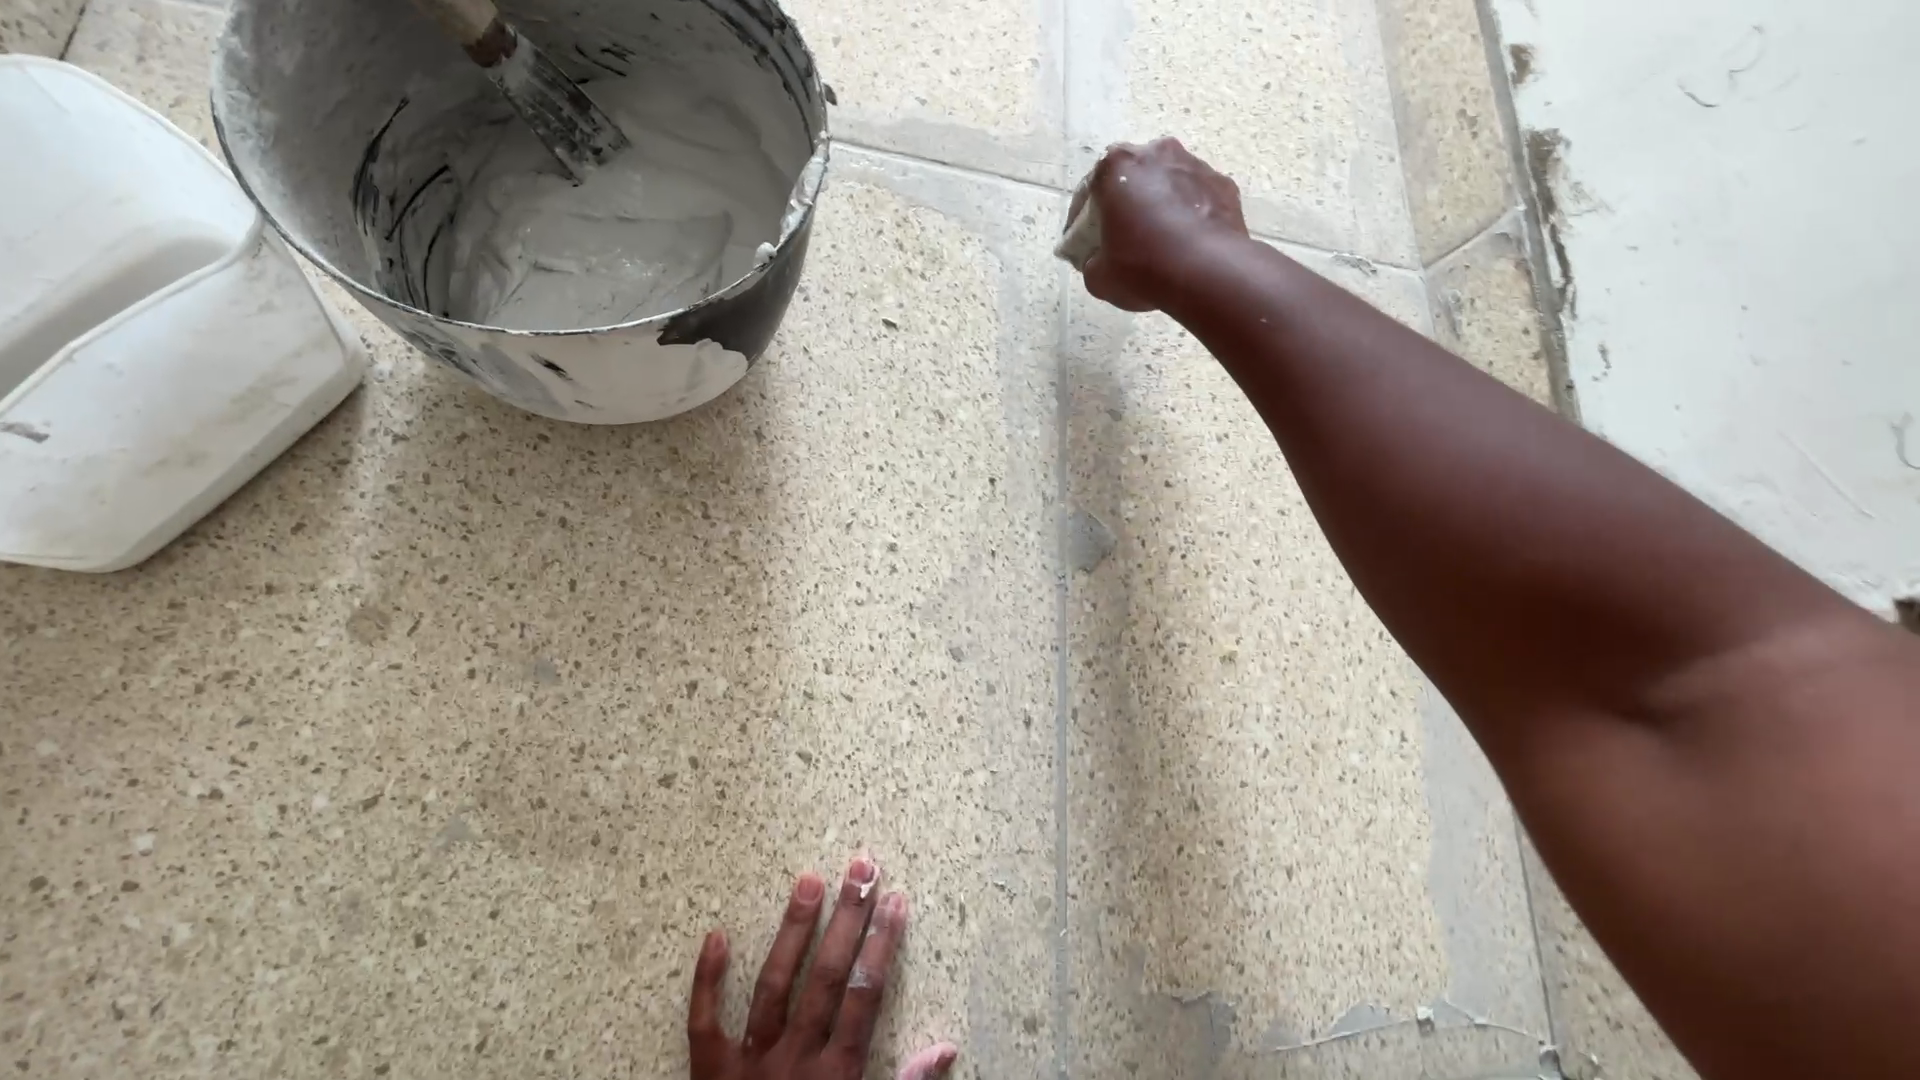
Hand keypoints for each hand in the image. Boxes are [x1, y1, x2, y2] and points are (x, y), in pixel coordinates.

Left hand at [687, 855, 958, 1079]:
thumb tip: (947, 1048)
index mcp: (838, 1076)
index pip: (867, 996)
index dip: (883, 944)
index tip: (895, 899)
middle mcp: (796, 1062)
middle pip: (827, 978)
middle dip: (848, 920)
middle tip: (861, 867)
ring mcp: (750, 1065)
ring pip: (774, 986)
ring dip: (793, 932)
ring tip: (808, 881)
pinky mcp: (709, 1074)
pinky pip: (703, 1023)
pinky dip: (707, 980)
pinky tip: (716, 934)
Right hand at [1076, 137, 1249, 312]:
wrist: (1208, 273)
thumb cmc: (1142, 267)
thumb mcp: (1099, 277)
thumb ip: (1092, 262)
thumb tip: (1099, 261)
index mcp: (1116, 166)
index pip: (1089, 191)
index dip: (1082, 220)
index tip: (1083, 241)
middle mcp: (1155, 153)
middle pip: (1132, 179)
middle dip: (1126, 204)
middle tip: (1122, 236)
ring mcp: (1194, 165)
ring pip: (1168, 185)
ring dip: (1160, 206)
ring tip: (1160, 242)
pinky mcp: (1223, 184)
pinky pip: (1197, 199)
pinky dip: (1190, 216)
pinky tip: (1188, 244)